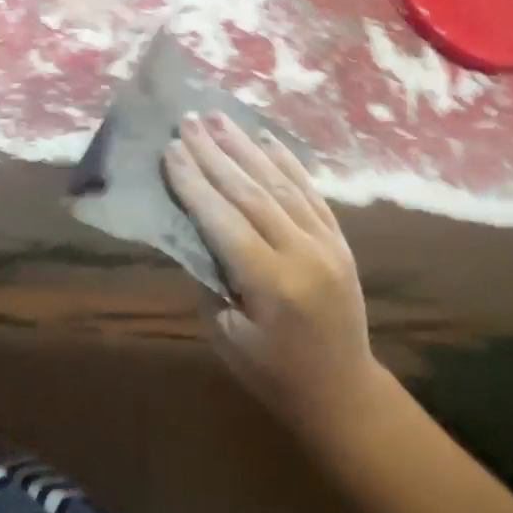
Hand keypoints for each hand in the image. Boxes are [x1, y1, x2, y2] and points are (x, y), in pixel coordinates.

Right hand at [164, 113, 382, 428]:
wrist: (342, 393)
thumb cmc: (271, 372)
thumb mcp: (225, 335)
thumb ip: (208, 278)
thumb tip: (190, 227)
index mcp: (272, 283)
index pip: (224, 220)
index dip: (194, 183)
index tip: (170, 149)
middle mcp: (304, 254)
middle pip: (252, 193)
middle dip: (215, 154)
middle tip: (187, 121)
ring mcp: (327, 244)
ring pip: (281, 184)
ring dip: (246, 148)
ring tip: (218, 118)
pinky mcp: (339, 241)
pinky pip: (311, 193)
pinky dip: (287, 163)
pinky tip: (266, 139)